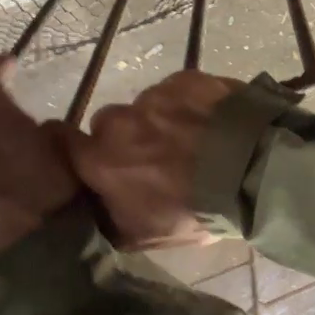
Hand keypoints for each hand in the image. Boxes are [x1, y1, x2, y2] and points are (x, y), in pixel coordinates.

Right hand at [68, 71, 237, 249]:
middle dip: (127, 136)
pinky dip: (191, 101)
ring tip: (194, 135)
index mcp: (100, 160)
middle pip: (110, 123)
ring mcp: (158, 96)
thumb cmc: (197, 210)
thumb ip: (105, 219)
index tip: (80, 148)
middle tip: (157, 152)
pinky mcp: (192, 79)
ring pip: (148, 104)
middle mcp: (122, 121)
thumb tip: (89, 209)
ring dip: (163, 117)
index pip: (59, 140)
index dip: (67, 143)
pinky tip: (212, 118)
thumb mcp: (141, 235)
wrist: (256, 170)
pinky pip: (180, 89)